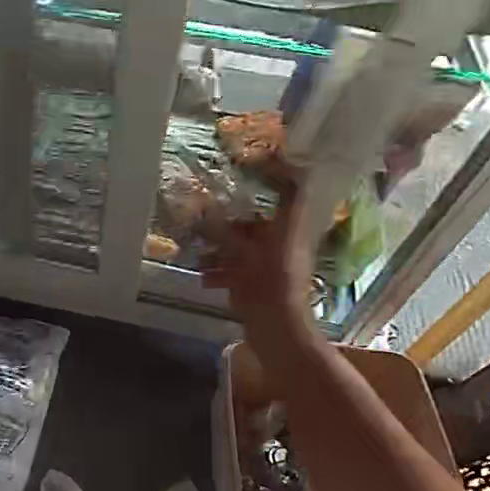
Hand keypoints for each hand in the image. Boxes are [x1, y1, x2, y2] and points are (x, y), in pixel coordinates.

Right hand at [199, 170, 317, 352]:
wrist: (279, 333)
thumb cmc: (270, 288)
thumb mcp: (243, 255)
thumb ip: (222, 233)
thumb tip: (201, 210)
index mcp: (288, 229)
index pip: (291, 190)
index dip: (280, 171)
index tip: (259, 157)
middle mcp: (282, 243)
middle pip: (257, 222)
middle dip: (230, 220)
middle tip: (204, 211)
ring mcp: (271, 265)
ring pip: (244, 248)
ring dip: (220, 248)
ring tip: (198, 250)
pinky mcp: (259, 286)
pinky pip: (238, 271)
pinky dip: (221, 271)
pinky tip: (204, 277)